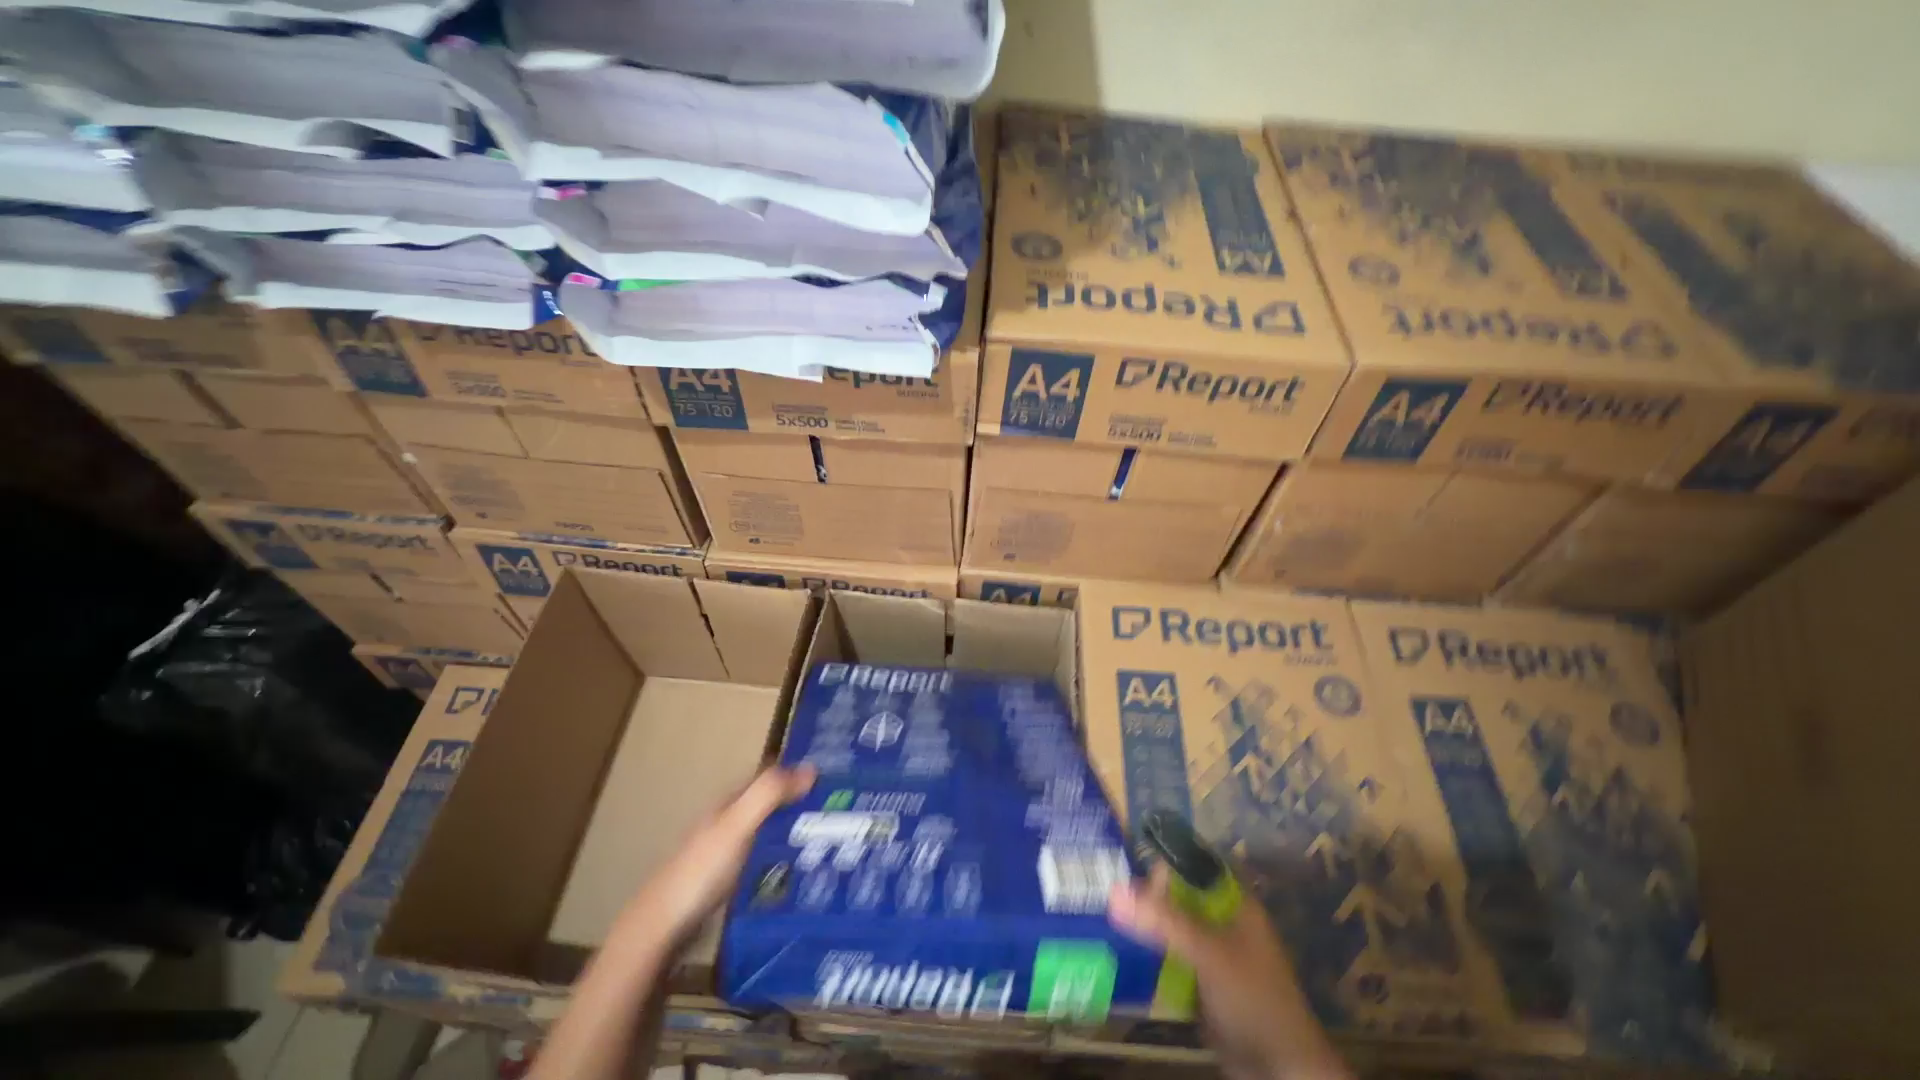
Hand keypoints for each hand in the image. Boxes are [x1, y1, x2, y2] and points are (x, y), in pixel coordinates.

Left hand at [615, 765, 815, 948]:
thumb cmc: (701, 871)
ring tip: (830, 846)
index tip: (834, 782)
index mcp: (726, 806)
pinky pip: (762, 866)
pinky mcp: (725, 886)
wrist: (663, 927)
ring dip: (792, 838)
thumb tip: (811, 767)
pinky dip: (782, 865)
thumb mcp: (736, 825)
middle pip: (766, 808)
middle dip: (799, 808)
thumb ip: (768, 795)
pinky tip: (801, 877)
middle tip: (840, 817)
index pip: (765, 779)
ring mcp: (723, 857)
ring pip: (765, 837)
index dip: (794, 774)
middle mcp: (724, 826)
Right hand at [1110, 866, 1353, 1079]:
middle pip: (1180, 898)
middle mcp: (1223, 924)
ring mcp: (1212, 955)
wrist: (1278, 1067)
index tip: (1128, 859)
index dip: (1167, 859)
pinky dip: (1148, 955)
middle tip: (1108, 893)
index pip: (1197, 866)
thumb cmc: (1252, 998)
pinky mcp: (1200, 983)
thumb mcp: (1208, 952)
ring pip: (1172, 929)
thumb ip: (1164, 920)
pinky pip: (1169, 960)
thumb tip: (1116, 889)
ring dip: (1145, 926)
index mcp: (1235, 905)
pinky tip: (1120, 952)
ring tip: (1105, 918)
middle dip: (1147, 895)